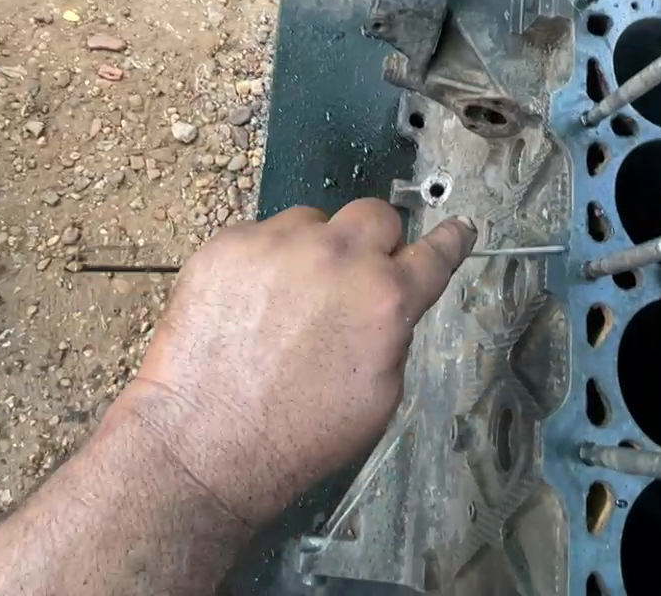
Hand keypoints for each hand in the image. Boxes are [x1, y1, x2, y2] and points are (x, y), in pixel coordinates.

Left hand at [109, 200, 473, 528]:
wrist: (201, 445)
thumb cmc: (299, 436)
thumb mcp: (379, 397)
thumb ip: (393, 332)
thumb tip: (388, 303)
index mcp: (385, 299)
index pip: (434, 254)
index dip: (450, 240)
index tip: (458, 227)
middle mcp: (339, 257)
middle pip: (375, 214)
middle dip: (372, 241)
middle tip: (351, 276)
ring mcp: (280, 243)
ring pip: (313, 222)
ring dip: (312, 250)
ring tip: (283, 299)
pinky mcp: (230, 243)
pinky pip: (261, 235)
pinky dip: (262, 261)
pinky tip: (245, 303)